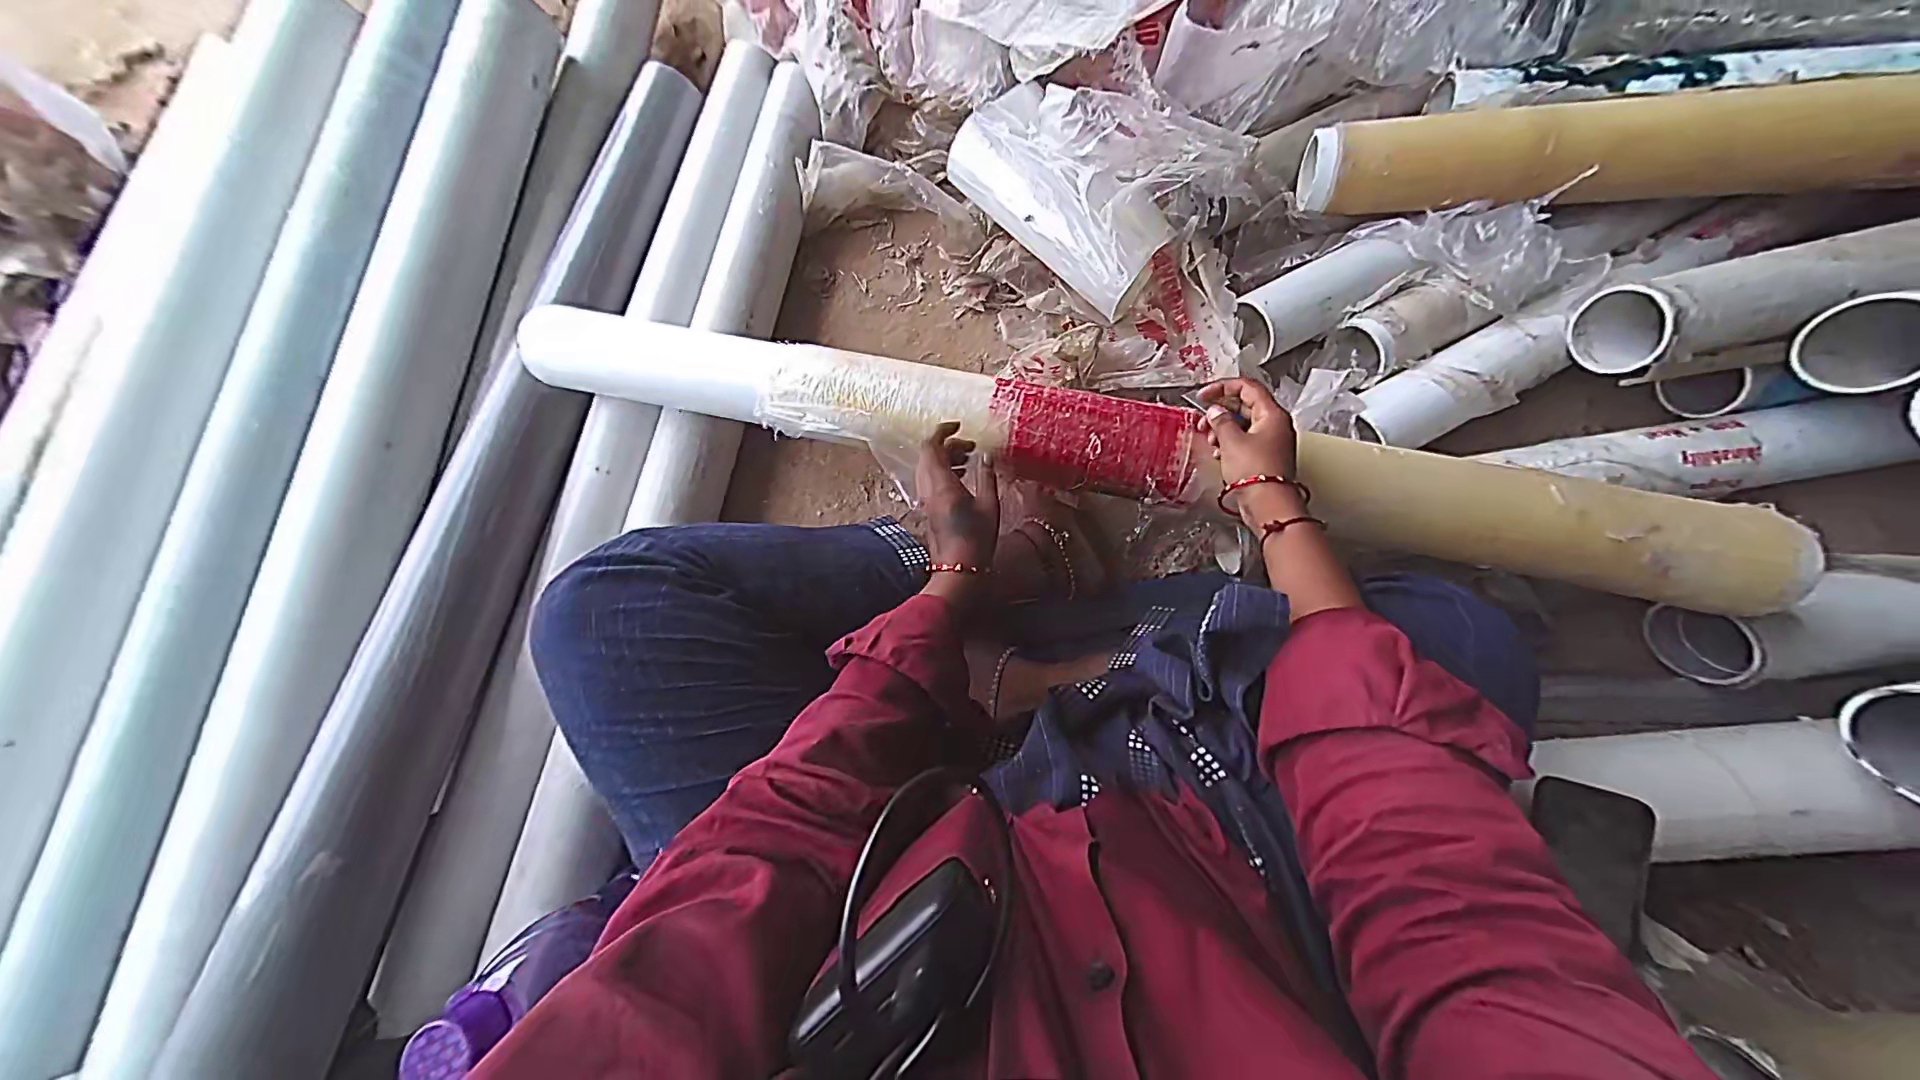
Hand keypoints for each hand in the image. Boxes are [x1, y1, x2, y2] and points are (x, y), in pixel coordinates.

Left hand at [916, 421, 998, 607]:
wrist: (958, 570)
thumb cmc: (976, 540)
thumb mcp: (989, 505)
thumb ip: (987, 476)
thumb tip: (987, 456)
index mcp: (941, 484)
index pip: (931, 446)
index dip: (942, 431)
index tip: (959, 426)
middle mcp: (927, 489)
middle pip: (928, 454)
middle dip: (948, 445)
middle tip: (970, 448)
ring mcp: (925, 500)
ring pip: (928, 467)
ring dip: (946, 458)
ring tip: (970, 462)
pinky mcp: (927, 509)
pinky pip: (930, 480)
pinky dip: (944, 472)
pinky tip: (963, 479)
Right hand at [1197, 378, 1297, 484]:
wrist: (1267, 503)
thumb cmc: (1256, 473)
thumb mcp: (1230, 441)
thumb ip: (1220, 421)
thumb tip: (1215, 412)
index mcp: (1272, 414)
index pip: (1247, 388)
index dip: (1223, 387)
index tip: (1205, 394)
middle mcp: (1275, 425)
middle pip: (1245, 405)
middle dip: (1221, 410)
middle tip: (1204, 416)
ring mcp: (1271, 441)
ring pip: (1244, 424)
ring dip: (1223, 427)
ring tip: (1209, 436)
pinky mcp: (1265, 457)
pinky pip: (1245, 440)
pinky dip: (1229, 441)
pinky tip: (1218, 450)